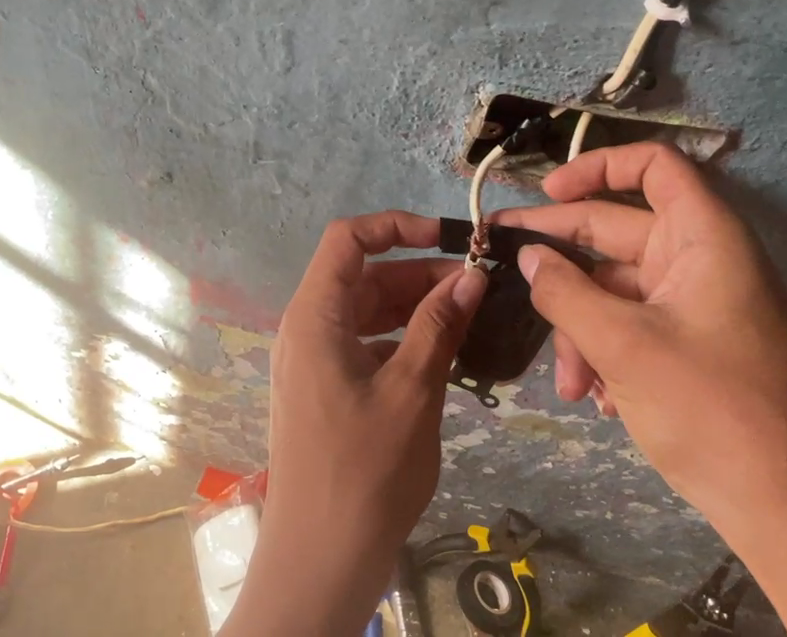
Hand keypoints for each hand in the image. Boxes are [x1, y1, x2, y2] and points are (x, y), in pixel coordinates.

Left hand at [221, 212, 485, 636]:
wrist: (319, 560)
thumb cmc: (364, 472)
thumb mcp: (410, 393)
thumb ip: (438, 328)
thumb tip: (470, 276)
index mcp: (314, 317)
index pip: (347, 239)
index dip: (395, 226)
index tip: (449, 238)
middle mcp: (307, 329)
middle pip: (362, 277)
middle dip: (418, 275)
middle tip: (479, 289)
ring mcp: (313, 362)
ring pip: (367, 313)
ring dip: (415, 310)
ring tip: (472, 320)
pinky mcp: (326, 391)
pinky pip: (365, 346)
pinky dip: (402, 342)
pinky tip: (445, 357)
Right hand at [492, 141, 786, 512]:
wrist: (786, 510)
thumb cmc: (709, 409)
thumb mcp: (622, 345)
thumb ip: (563, 292)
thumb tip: (528, 257)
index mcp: (704, 239)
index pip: (654, 167)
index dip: (598, 166)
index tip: (546, 193)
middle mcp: (700, 262)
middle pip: (616, 231)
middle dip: (558, 257)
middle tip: (497, 261)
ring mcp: (695, 306)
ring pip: (614, 289)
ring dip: (579, 327)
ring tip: (570, 382)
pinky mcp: (690, 345)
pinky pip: (630, 325)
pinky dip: (604, 350)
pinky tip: (594, 397)